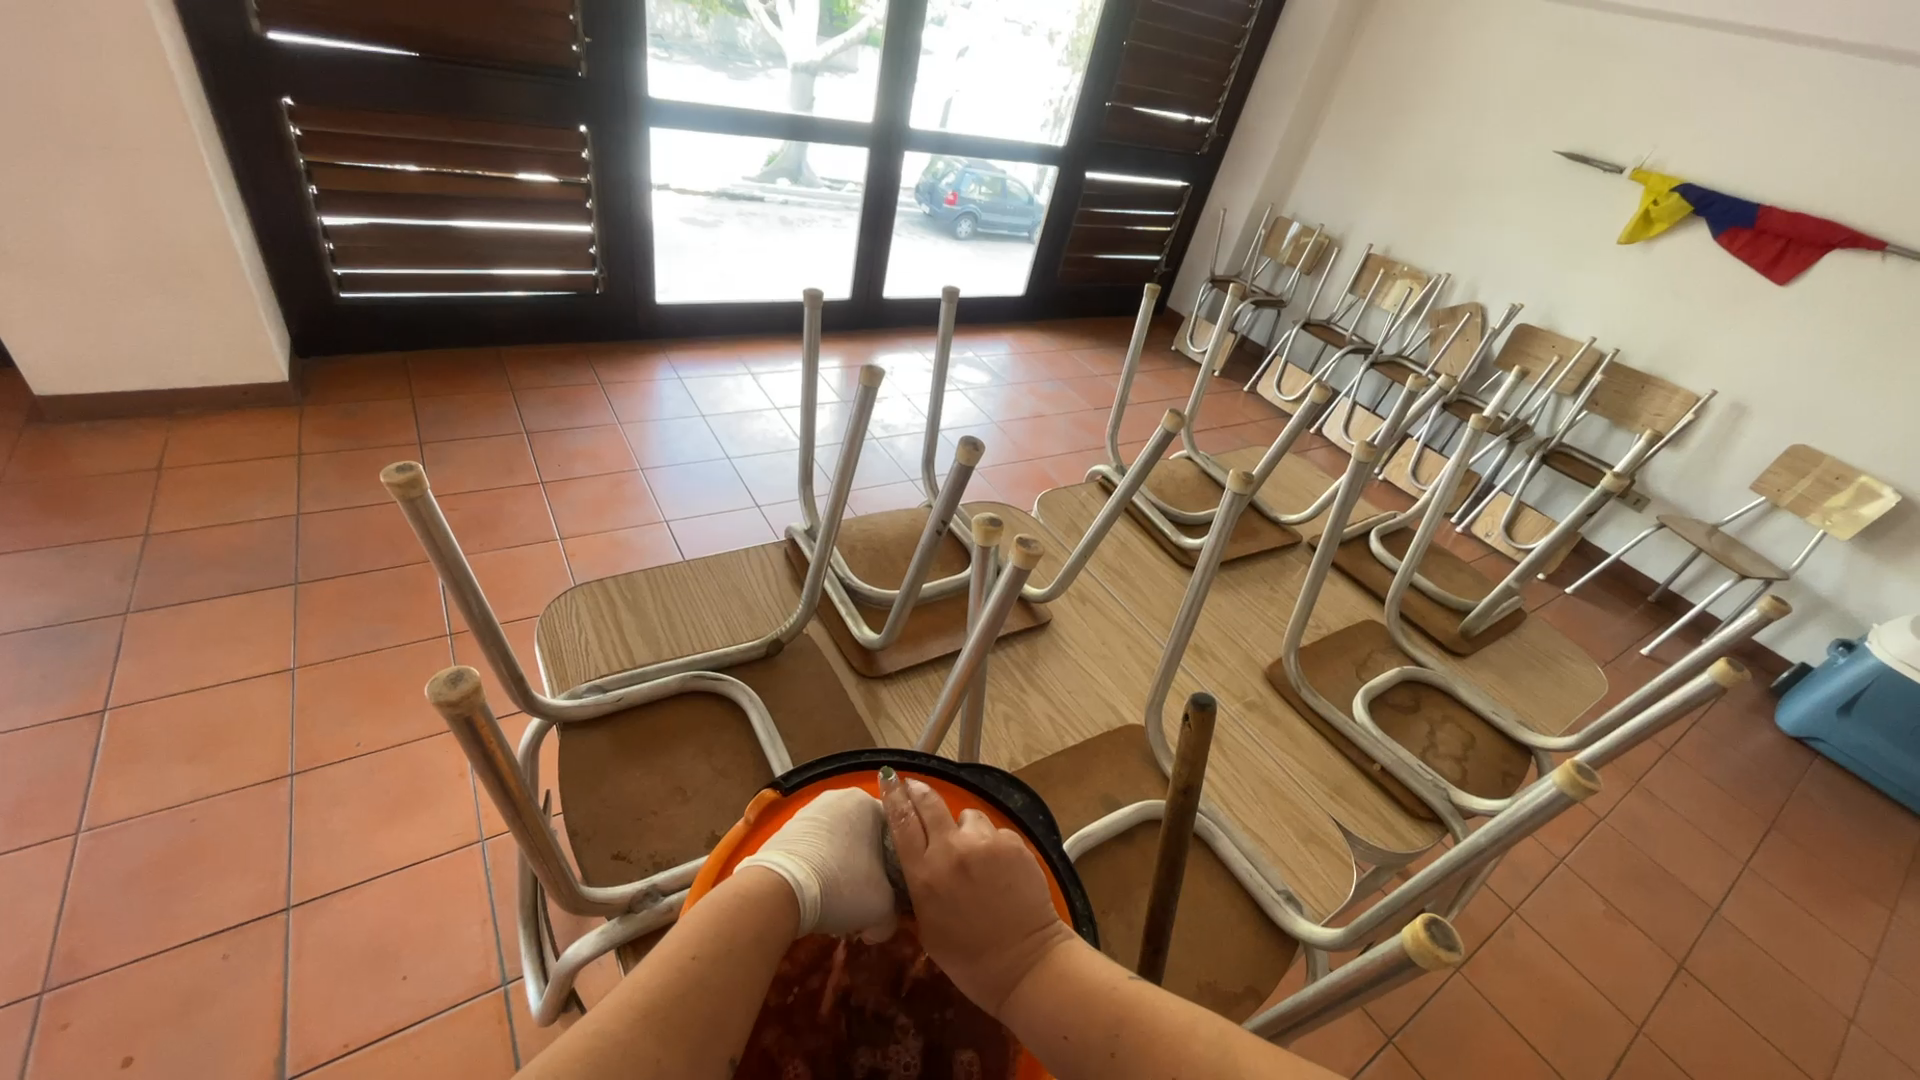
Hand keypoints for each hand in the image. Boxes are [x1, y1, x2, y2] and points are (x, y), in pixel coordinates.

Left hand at [736, 787, 897, 939]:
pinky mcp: (785, 828)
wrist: (776, 890)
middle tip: (866, 900)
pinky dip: (819, 869)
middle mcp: (840, 797)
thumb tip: (881, 925)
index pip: (897, 831)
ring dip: (842, 870)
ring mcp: (809, 810)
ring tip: (838, 903)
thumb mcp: (882, 908)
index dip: (899, 864)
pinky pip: (814, 849)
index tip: (893, 890)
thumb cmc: (840, 886)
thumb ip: (893, 914)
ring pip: (839, 844)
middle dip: (868, 868)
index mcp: (868, 802)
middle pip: (866, 836)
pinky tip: (816, 895)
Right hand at [880, 769, 1078, 1016]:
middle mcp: (951, 850)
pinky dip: (994, 845)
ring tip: (976, 857)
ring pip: (968, 817)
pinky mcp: (1012, 842)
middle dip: (919, 791)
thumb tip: (914, 862)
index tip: (888, 778)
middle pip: (929, 803)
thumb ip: (918, 887)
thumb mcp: (926, 926)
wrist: (1023, 962)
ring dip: (967, 830)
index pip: (901, 821)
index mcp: (924, 874)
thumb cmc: (968, 957)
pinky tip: (1000, 870)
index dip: (893, 795)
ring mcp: (984, 843)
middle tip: (916, 788)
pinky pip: (995, 832)